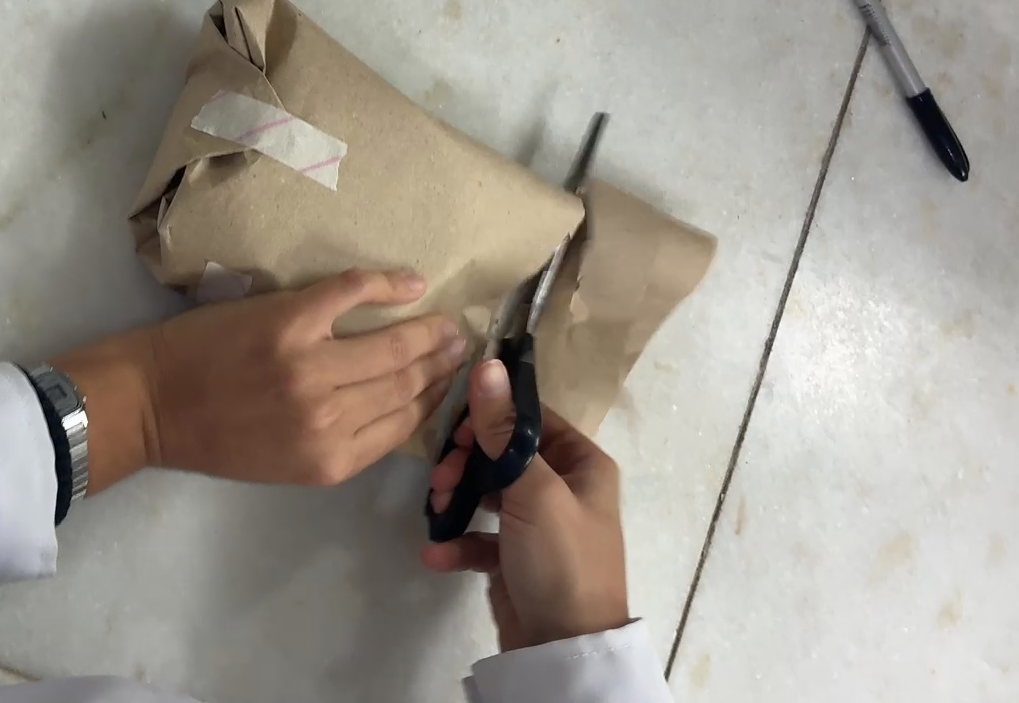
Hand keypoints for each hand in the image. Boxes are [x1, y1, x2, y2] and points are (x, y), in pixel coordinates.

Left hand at [54, 269, 465, 489]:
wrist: (151, 402)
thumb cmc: (213, 436)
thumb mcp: (285, 462)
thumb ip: (341, 441)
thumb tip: (393, 408)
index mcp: (331, 458)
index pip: (404, 424)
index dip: (436, 399)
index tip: (453, 379)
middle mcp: (330, 416)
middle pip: (406, 383)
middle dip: (442, 363)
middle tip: (462, 343)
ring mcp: (311, 365)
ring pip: (390, 345)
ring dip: (426, 329)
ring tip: (447, 320)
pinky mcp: (289, 320)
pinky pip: (352, 293)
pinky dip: (386, 284)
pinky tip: (411, 282)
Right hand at [421, 359, 630, 649]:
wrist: (564, 654)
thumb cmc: (560, 557)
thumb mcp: (532, 487)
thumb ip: (503, 427)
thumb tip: (487, 363)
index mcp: (582, 463)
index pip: (531, 418)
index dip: (493, 416)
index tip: (459, 427)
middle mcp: (563, 487)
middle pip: (504, 452)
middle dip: (467, 460)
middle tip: (442, 472)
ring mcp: (538, 523)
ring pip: (488, 490)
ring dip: (457, 494)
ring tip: (436, 505)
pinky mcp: (516, 557)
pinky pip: (481, 536)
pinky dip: (458, 540)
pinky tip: (436, 552)